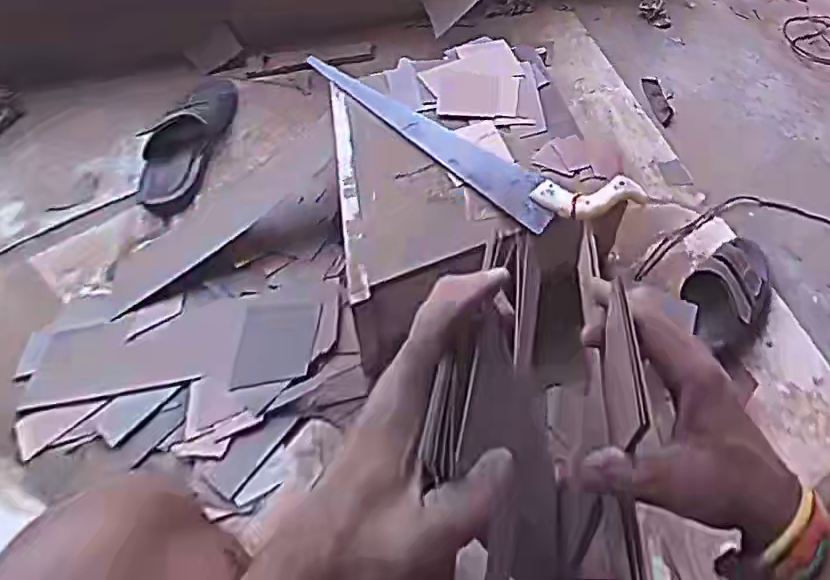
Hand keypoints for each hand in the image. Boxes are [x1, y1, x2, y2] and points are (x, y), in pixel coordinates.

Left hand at [247, 270, 515, 579]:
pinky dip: (461, 341)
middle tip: (514, 320)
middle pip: (435, 314)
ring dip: (469, 318)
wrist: (315, 549)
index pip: (432, 321)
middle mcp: (397, 379)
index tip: (500, 279)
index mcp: (399, 394)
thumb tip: (508, 459)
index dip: (466, 291)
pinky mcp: (399, 404)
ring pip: (434, 332)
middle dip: (475, 300)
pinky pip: (433, 354)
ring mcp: (396, 389)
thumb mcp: (418, 533)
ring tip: (507, 336)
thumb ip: (468, 501)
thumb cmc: (358, 535)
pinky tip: (484, 368)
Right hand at [577, 280, 801, 548]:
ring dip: (636, 322)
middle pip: (659, 319)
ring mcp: (708, 370)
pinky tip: (633, 349)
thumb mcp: (672, 483)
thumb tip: (576, 470)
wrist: (773, 505)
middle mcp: (702, 363)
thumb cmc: (728, 486)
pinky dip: (648, 335)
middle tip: (590, 307)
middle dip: (622, 310)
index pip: (651, 327)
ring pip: (667, 329)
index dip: (616, 318)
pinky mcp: (707, 383)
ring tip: (604, 322)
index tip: (587, 330)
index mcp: (694, 374)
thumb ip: (624, 473)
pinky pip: (673, 343)